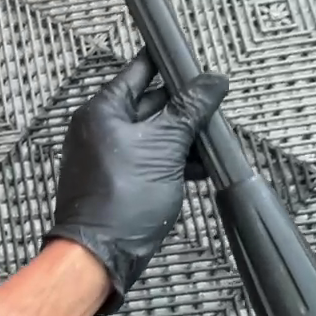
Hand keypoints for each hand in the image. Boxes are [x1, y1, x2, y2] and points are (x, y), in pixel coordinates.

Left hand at [47, 49, 225, 314]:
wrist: (99, 254)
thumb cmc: (120, 200)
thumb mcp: (165, 146)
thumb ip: (190, 110)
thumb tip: (212, 81)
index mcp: (102, 111)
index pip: (140, 70)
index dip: (170, 63)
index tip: (197, 61)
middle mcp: (100, 129)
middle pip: (151, 102)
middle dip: (185, 107)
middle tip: (216, 107)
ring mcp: (108, 156)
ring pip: (154, 133)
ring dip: (184, 137)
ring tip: (213, 143)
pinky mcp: (118, 180)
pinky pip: (150, 158)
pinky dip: (174, 159)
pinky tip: (200, 168)